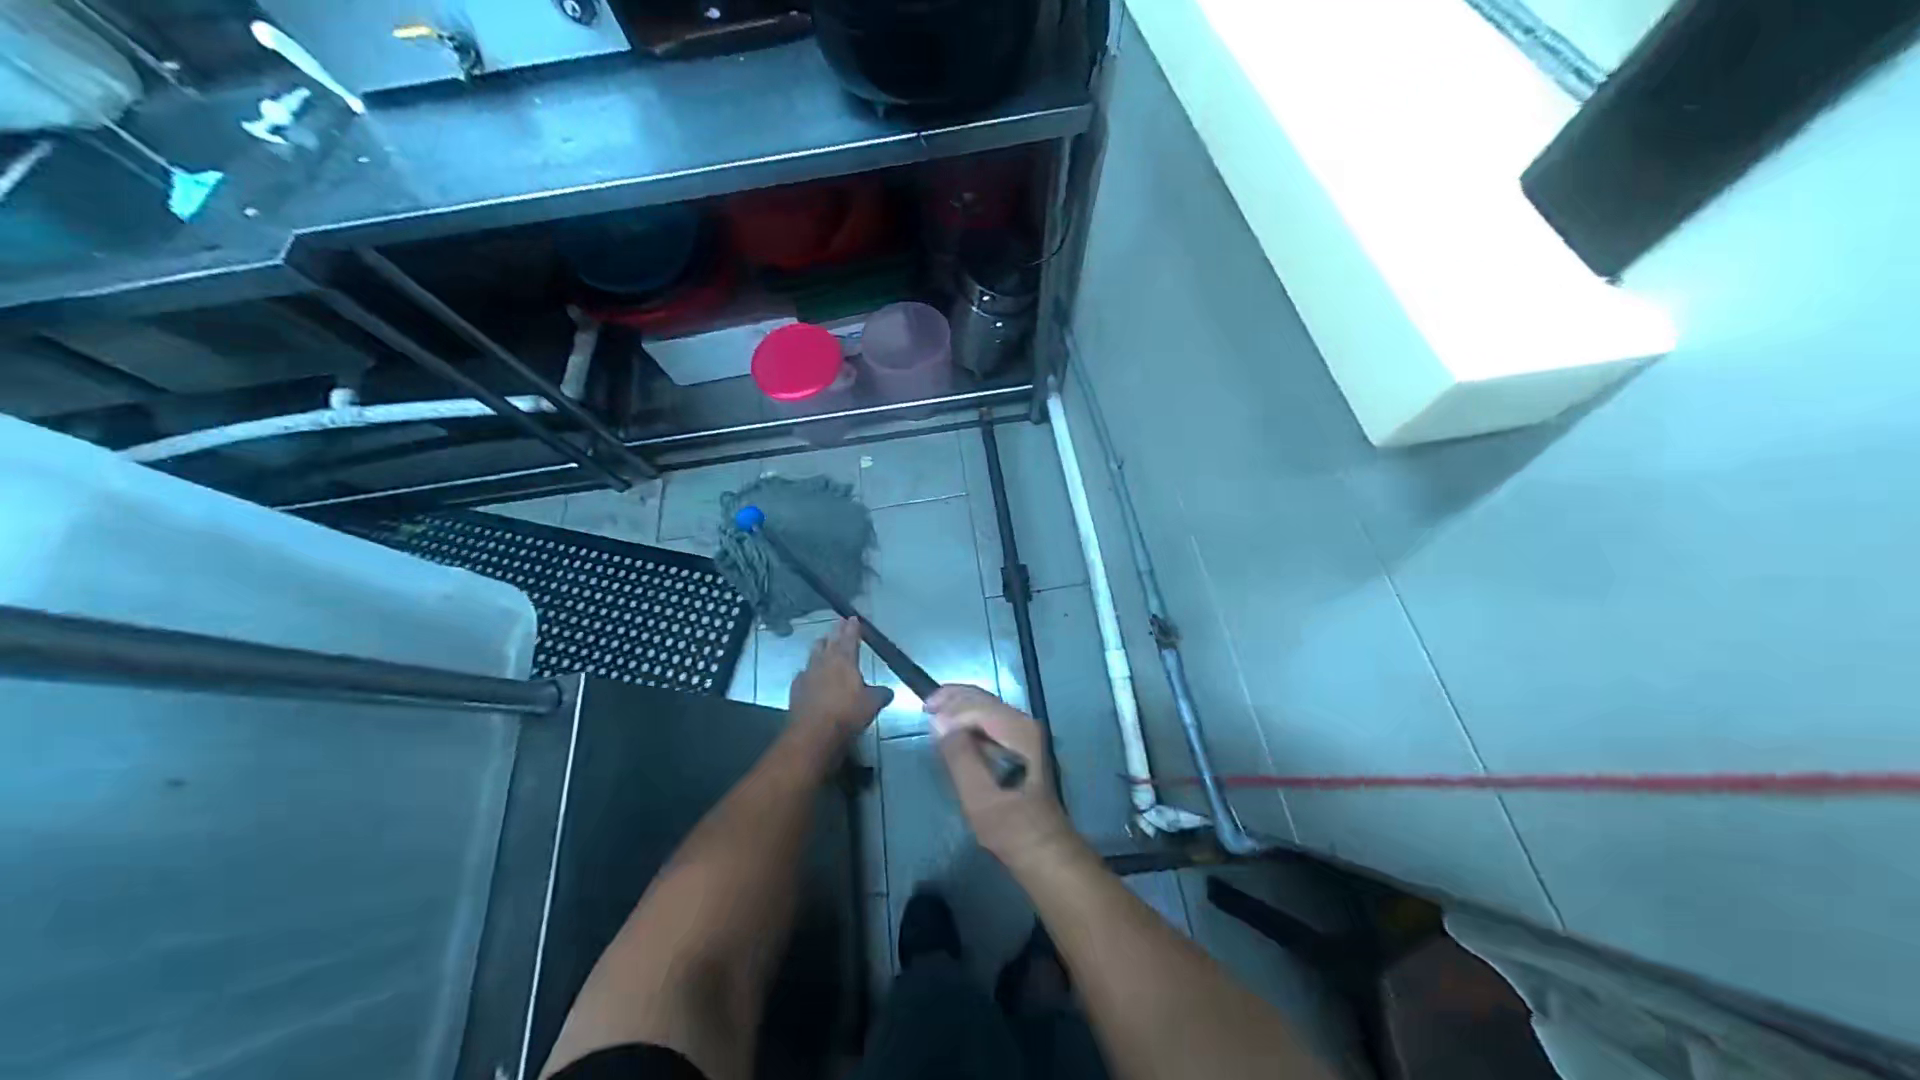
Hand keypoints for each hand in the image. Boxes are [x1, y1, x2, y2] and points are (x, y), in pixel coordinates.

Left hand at [789, 618, 891, 744]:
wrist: (813, 732)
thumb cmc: (847, 713)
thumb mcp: (872, 704)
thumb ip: (880, 694)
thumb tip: (888, 691)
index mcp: (844, 659)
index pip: (850, 637)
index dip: (853, 627)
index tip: (853, 618)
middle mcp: (824, 661)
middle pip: (830, 640)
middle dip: (836, 632)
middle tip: (840, 624)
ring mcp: (807, 673)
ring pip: (814, 652)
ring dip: (820, 646)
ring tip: (824, 643)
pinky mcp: (796, 687)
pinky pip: (803, 673)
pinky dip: (809, 670)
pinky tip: (809, 674)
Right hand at [925, 686, 1072, 865]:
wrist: (1044, 853)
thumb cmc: (1012, 828)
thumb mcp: (980, 798)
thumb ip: (960, 756)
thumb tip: (939, 722)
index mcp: (1020, 733)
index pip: (978, 705)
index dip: (950, 707)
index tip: (925, 716)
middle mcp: (1026, 725)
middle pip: (984, 700)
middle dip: (953, 699)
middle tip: (925, 706)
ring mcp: (1025, 736)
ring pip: (987, 708)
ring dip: (960, 707)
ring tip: (934, 714)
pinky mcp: (1020, 748)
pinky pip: (990, 723)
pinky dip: (969, 720)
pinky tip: (953, 731)